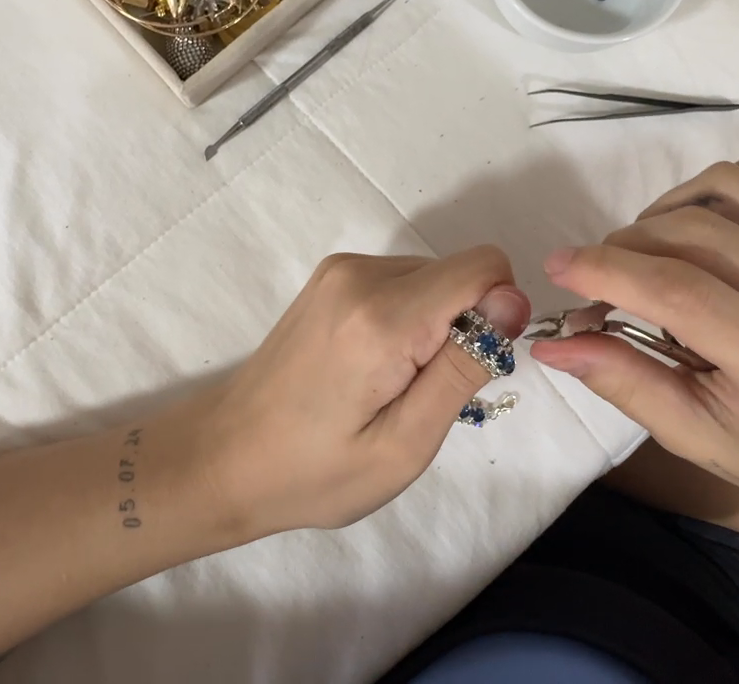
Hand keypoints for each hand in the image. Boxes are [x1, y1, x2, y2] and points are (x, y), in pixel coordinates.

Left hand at [191, 248, 529, 536]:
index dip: (497, 315)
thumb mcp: (406, 443)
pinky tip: (372, 365)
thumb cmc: (317, 470)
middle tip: (420, 392)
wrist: (226, 455)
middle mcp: (361, 273)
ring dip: (432, 326)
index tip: (466, 370)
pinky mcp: (332, 274)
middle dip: (461, 328)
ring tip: (390, 383)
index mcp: (382, 315)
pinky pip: (402, 281)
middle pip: (458, 275)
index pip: (483, 269)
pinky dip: (407, 318)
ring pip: (432, 278)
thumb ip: (463, 367)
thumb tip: (513, 300)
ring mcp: (342, 268)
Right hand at [531, 158, 738, 527]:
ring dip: (661, 213)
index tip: (557, 266)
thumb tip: (548, 343)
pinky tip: (688, 230)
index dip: (611, 271)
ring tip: (644, 253)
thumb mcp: (686, 433)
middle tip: (594, 275)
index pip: (686, 295)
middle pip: (699, 235)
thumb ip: (620, 379)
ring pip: (723, 192)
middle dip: (625, 245)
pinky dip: (703, 190)